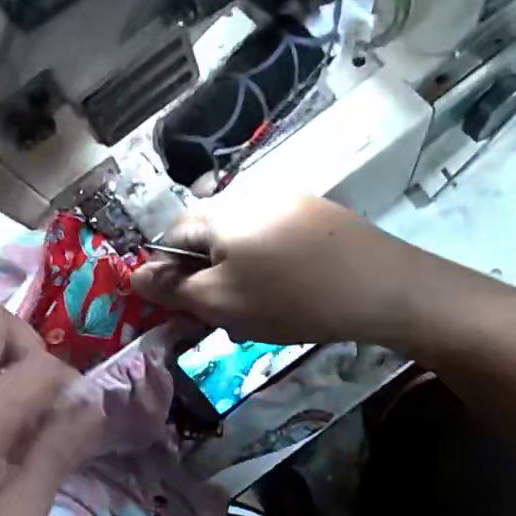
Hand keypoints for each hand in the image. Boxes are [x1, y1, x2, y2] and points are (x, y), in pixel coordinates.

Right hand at [131, 196, 445, 345]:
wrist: (381, 287)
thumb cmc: (289, 298)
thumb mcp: (221, 302)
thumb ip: (174, 290)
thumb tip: (134, 276)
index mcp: (220, 213)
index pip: (172, 237)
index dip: (169, 276)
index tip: (185, 311)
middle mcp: (252, 195)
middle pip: (211, 239)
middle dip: (210, 280)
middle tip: (227, 320)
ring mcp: (292, 201)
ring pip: (247, 243)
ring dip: (243, 278)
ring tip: (262, 315)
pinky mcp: (322, 215)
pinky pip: (280, 242)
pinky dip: (275, 269)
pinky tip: (295, 296)